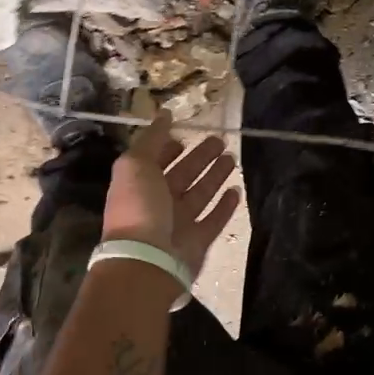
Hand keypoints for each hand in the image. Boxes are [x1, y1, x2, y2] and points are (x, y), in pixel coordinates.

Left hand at [102, 113, 241, 279]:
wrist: (146, 260)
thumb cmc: (138, 207)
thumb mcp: (136, 164)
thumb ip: (151, 139)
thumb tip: (165, 115)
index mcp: (140, 184)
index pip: (156, 161)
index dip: (169, 147)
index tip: (186, 135)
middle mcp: (158, 202)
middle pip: (183, 174)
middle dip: (200, 157)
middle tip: (220, 140)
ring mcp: (179, 222)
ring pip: (201, 193)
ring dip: (215, 176)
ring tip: (232, 158)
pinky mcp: (198, 240)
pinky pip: (214, 219)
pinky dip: (225, 206)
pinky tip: (237, 190)